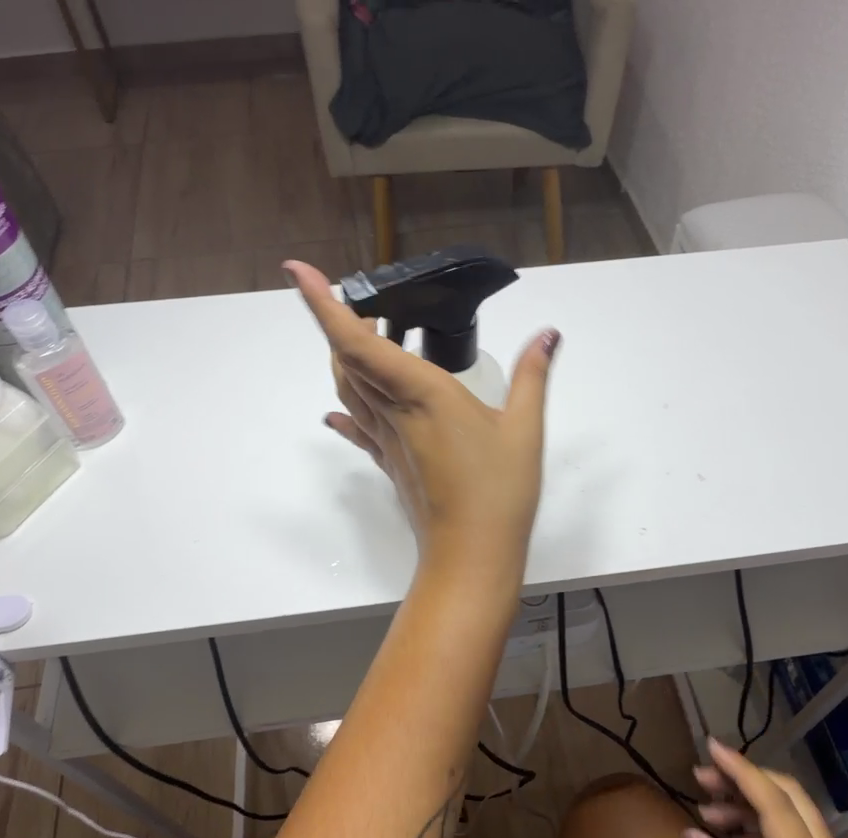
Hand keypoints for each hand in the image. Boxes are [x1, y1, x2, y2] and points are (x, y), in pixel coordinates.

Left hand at [286, 260, 558, 576]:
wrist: (471, 557)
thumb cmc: (498, 494)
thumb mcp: (524, 429)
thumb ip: (532, 377)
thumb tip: (548, 336)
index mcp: (421, 393)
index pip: (358, 341)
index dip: (324, 304)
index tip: (299, 270)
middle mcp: (394, 412)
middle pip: (347, 359)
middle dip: (338, 321)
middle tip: (352, 292)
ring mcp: (388, 440)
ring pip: (349, 389)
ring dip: (344, 357)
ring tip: (357, 332)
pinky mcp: (391, 464)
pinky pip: (359, 429)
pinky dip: (346, 412)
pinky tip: (336, 413)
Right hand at [683, 739, 847, 837]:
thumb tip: (692, 836)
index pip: (773, 802)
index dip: (741, 769)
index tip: (709, 747)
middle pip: (788, 799)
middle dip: (745, 780)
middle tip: (700, 781)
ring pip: (794, 819)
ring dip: (751, 809)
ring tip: (707, 819)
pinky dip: (764, 835)